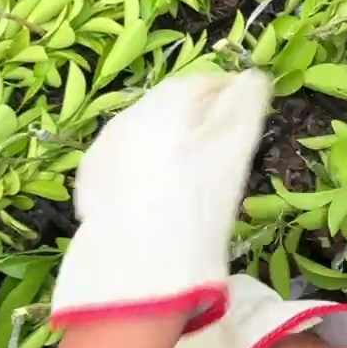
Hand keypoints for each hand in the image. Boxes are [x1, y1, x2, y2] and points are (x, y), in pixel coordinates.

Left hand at [50, 70, 272, 331]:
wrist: (139, 269)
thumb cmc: (197, 205)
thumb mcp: (233, 151)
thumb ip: (245, 106)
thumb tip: (253, 78)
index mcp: (169, 101)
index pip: (207, 82)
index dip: (232, 97)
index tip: (247, 119)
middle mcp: (132, 112)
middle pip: (175, 104)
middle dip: (200, 119)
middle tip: (223, 153)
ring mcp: (107, 144)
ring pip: (149, 129)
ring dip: (172, 140)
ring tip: (190, 178)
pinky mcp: (93, 176)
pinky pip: (126, 157)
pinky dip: (145, 164)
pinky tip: (158, 192)